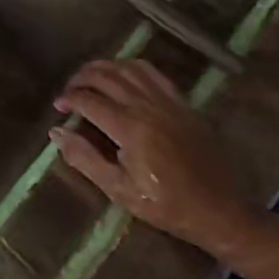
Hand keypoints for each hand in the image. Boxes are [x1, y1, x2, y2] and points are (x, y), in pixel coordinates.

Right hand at [49, 59, 260, 255]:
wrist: (221, 211)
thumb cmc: (167, 205)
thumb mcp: (120, 191)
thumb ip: (85, 158)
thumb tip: (56, 132)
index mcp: (130, 128)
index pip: (89, 100)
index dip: (68, 98)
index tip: (58, 106)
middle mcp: (147, 107)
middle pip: (105, 77)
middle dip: (80, 78)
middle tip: (69, 90)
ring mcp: (168, 102)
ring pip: (127, 68)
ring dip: (103, 67)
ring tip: (89, 76)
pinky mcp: (183, 104)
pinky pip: (153, 73)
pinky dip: (131, 67)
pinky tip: (121, 74)